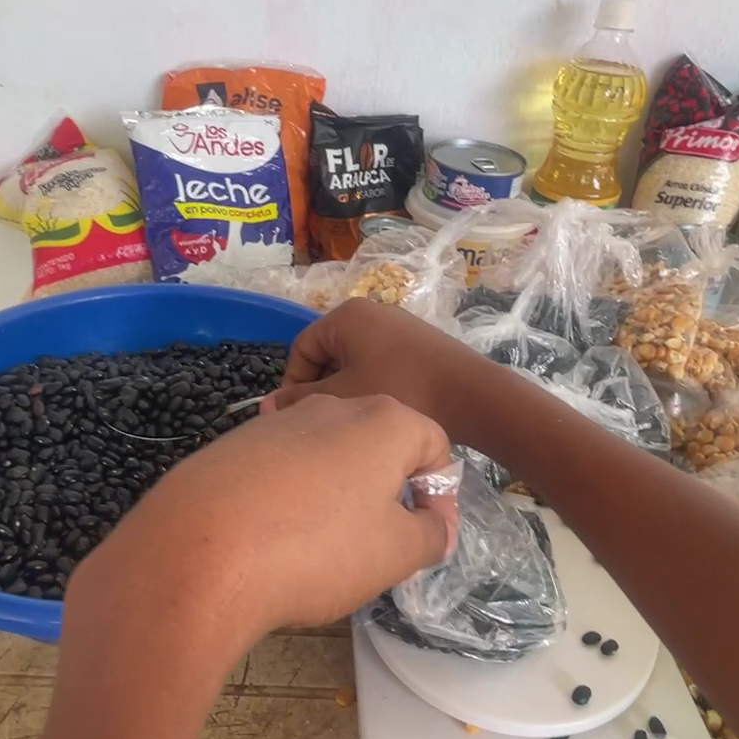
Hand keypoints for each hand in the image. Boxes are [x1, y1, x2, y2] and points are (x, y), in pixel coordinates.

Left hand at [72, 393, 459, 635]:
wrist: (196, 554)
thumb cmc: (317, 549)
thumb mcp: (395, 553)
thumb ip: (430, 535)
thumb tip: (435, 525)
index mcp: (382, 420)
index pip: (434, 445)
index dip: (440, 493)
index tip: (428, 536)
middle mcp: (331, 406)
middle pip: (378, 444)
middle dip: (387, 491)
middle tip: (379, 544)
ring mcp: (276, 422)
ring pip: (327, 456)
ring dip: (337, 495)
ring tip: (320, 548)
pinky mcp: (232, 445)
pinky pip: (280, 470)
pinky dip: (290, 498)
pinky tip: (272, 539)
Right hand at [263, 299, 506, 426]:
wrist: (472, 396)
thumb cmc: (403, 391)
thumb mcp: (344, 397)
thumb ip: (300, 400)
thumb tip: (266, 406)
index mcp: (347, 316)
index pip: (301, 350)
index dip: (292, 386)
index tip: (295, 418)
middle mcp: (371, 313)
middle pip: (327, 355)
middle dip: (320, 391)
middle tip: (323, 425)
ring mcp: (397, 328)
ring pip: (353, 364)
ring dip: (346, 393)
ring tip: (352, 425)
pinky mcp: (417, 347)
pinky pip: (379, 366)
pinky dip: (372, 389)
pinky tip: (379, 418)